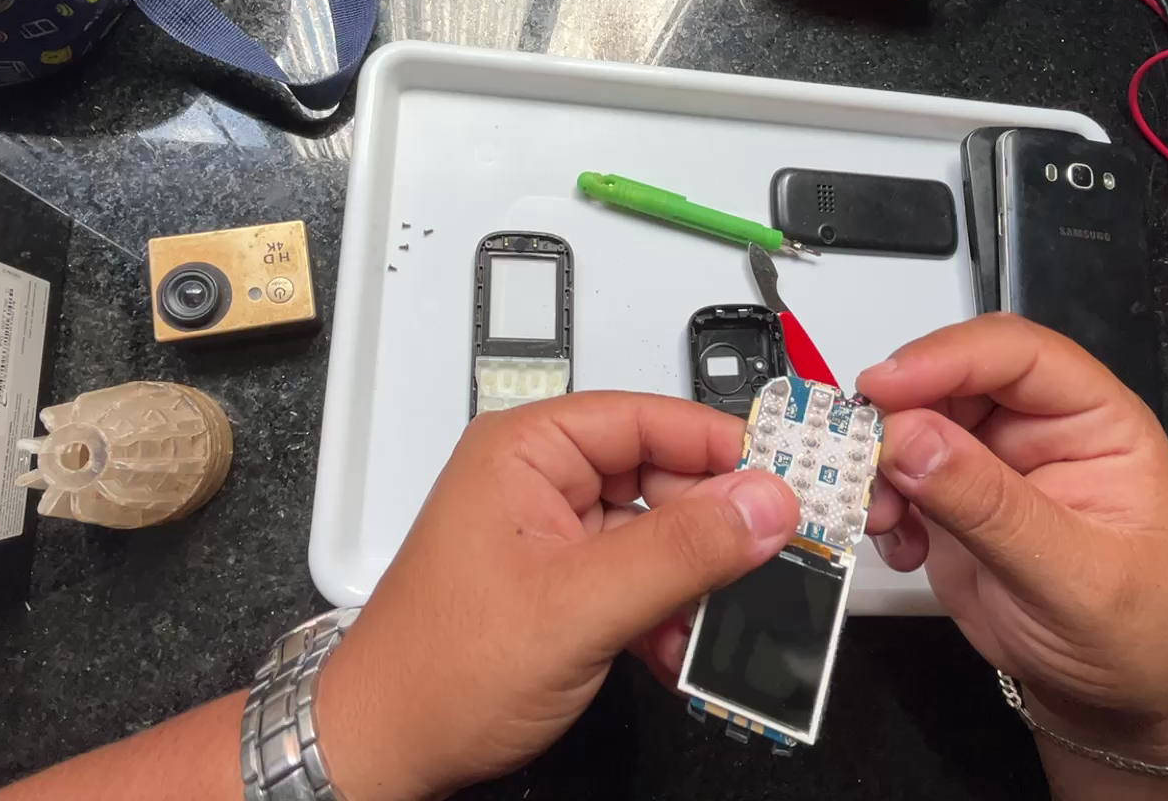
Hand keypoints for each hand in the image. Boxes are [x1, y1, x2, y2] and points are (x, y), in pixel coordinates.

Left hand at [315, 393, 800, 800]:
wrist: (386, 749)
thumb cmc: (440, 668)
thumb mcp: (576, 606)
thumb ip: (678, 552)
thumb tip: (761, 504)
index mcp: (526, 448)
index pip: (643, 417)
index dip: (716, 443)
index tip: (782, 477)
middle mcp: (538, 475)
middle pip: (655, 472)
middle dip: (710, 525)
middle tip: (768, 558)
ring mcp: (551, 526)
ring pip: (652, 527)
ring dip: (690, 577)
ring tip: (716, 618)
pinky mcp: (562, 572)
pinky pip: (636, 569)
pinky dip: (665, 606)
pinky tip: (677, 646)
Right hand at [858, 314, 1167, 764]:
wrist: (1111, 701)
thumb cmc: (1133, 640)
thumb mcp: (1075, 581)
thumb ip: (990, 506)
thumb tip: (905, 437)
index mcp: (1094, 422)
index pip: (1019, 354)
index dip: (948, 356)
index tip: (882, 386)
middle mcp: (1033, 425)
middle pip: (948, 376)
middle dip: (898, 411)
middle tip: (860, 452)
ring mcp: (984, 456)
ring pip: (908, 419)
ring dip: (878, 461)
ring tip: (883, 517)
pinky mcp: (943, 489)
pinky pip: (890, 467)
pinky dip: (878, 497)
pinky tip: (899, 542)